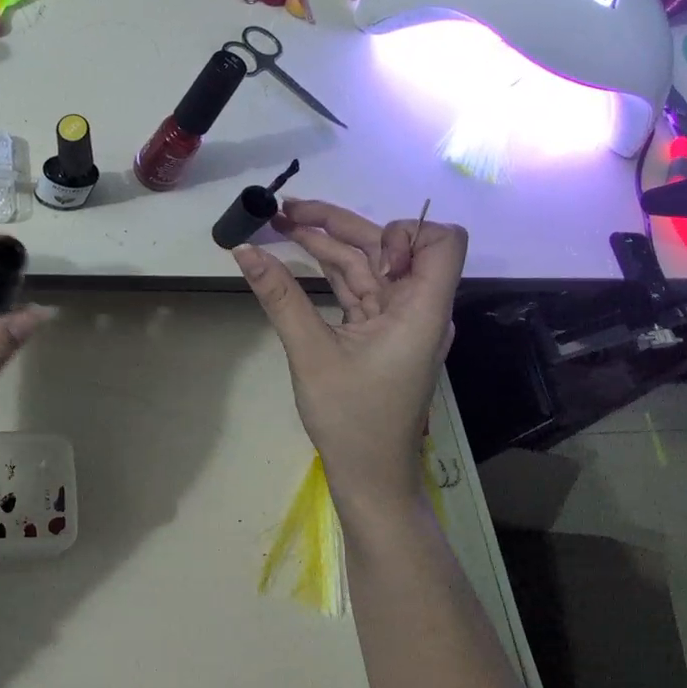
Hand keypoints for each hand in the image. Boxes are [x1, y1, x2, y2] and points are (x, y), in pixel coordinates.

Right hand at [232, 200, 465, 513]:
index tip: (354, 243)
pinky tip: (296, 257)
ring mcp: (398, 320)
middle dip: (339, 223)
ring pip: (367, 264)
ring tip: (280, 225)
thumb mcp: (310, 353)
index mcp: (420, 310)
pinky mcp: (379, 332)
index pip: (442, 243)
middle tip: (286, 210)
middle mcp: (416, 307)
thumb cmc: (352, 419)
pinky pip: (357, 288)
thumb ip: (279, 296)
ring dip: (327, 243)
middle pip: (389, 245)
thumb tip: (243, 250)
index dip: (403, 231)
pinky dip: (328, 270)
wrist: (370, 477)